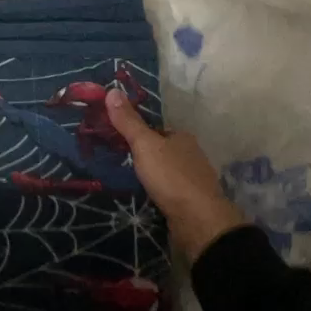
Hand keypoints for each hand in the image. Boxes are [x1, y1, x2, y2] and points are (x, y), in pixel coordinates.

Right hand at [105, 87, 248, 261]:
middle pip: (164, 151)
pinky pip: (172, 192)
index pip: (157, 130)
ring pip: (168, 172)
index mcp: (182, 138)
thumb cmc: (171, 177)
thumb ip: (129, 122)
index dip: (139, 134)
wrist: (198, 220)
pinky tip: (149, 198)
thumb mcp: (145, 145)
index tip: (119, 141)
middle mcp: (192, 155)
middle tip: (120, 162)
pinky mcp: (193, 203)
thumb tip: (112, 89)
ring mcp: (194, 180)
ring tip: (131, 181)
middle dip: (146, 156)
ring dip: (154, 176)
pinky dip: (161, 193)